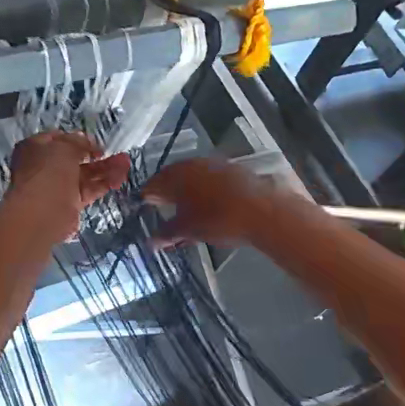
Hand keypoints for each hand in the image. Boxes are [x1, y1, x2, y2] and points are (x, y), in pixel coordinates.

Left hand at [5, 131, 131, 243]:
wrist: (40, 214)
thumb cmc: (47, 173)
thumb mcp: (63, 148)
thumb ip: (78, 142)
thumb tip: (87, 142)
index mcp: (36, 149)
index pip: (60, 140)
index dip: (79, 140)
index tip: (96, 143)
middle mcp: (47, 167)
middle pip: (76, 159)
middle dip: (98, 156)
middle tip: (120, 154)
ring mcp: (59, 187)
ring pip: (86, 175)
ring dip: (106, 169)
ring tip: (126, 164)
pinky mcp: (70, 204)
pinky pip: (89, 190)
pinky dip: (104, 184)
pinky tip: (120, 178)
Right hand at [142, 158, 293, 246]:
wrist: (262, 210)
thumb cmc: (217, 219)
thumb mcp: (188, 230)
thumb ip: (166, 234)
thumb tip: (151, 241)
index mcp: (174, 175)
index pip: (151, 185)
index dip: (145, 199)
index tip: (142, 211)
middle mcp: (191, 164)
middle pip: (171, 179)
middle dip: (166, 196)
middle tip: (162, 212)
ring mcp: (214, 165)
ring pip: (192, 180)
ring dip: (185, 195)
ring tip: (185, 214)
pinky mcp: (232, 170)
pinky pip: (209, 181)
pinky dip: (203, 193)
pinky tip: (207, 207)